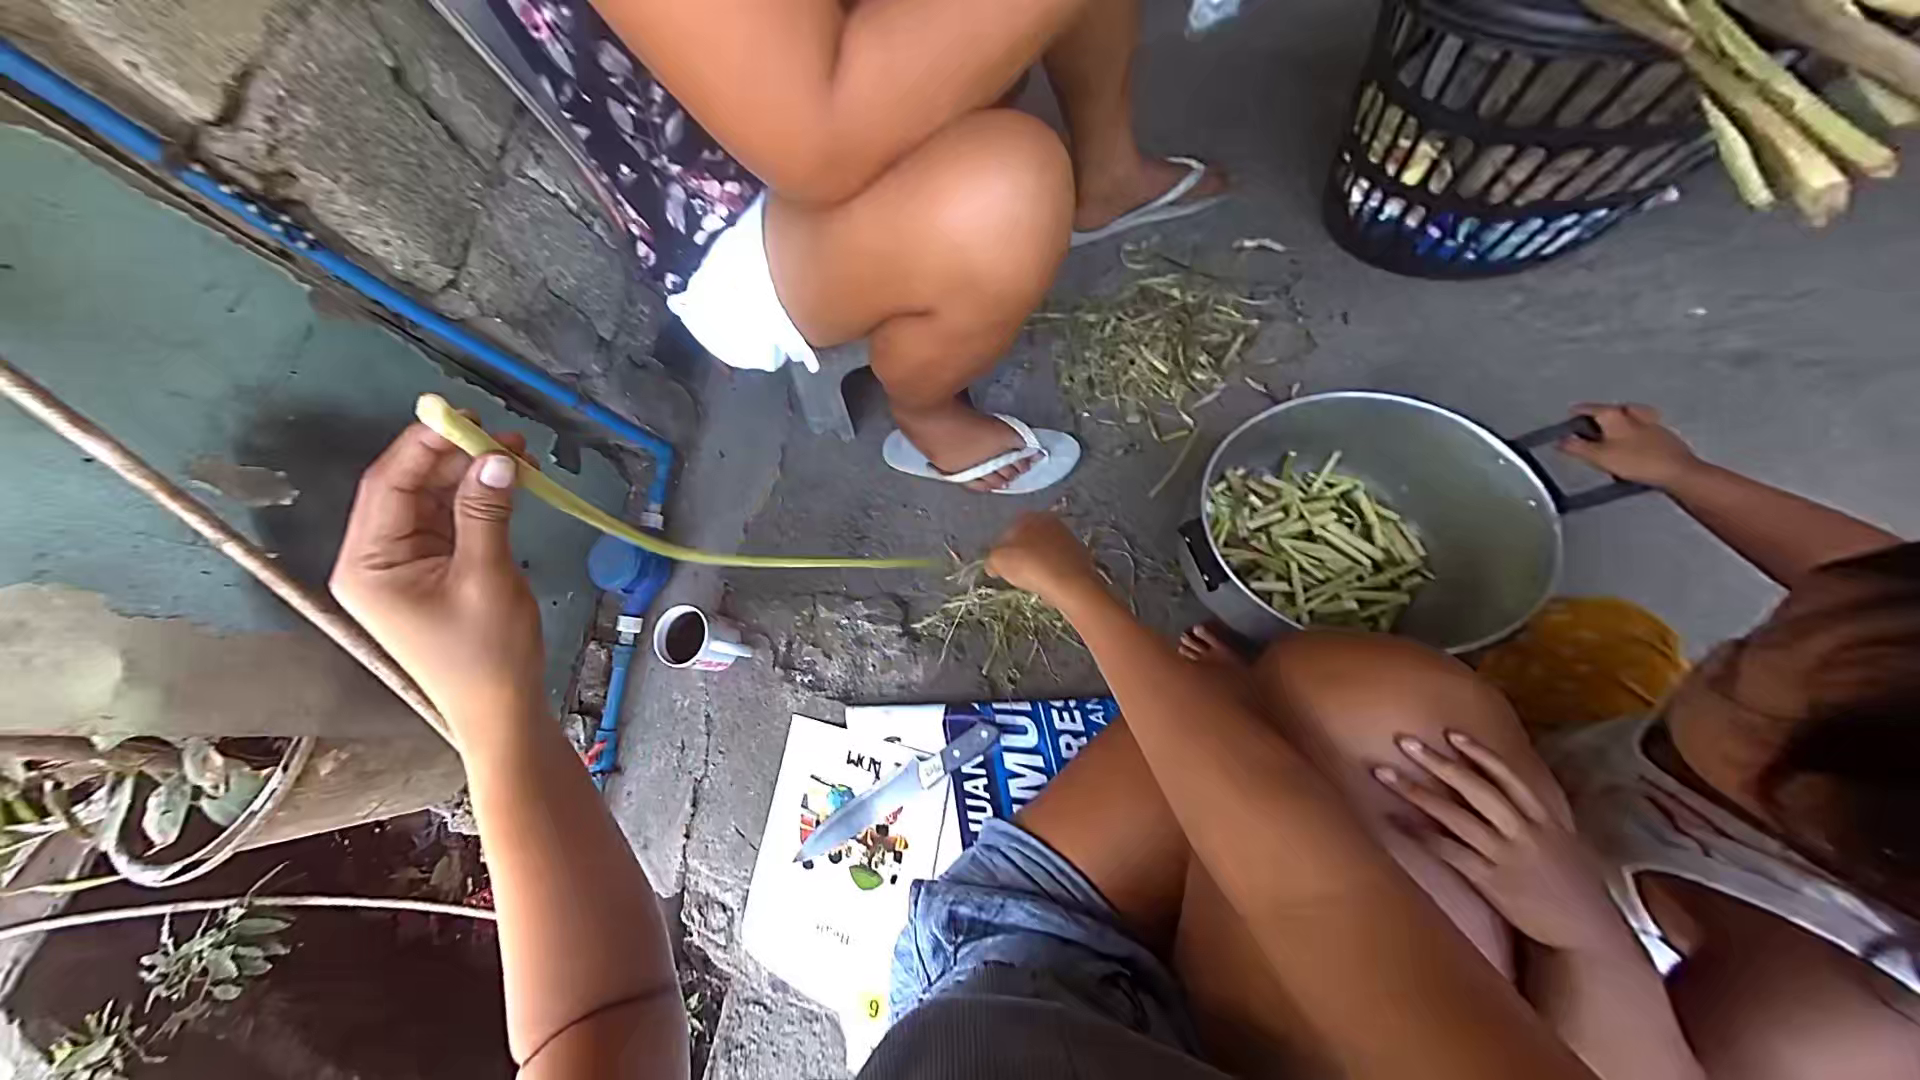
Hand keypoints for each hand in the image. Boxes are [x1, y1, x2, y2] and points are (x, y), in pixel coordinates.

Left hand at [329, 421, 544, 746]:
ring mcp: (410, 564)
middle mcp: (379, 557)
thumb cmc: (487, 650)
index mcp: (369, 561)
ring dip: (475, 479)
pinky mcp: (440, 571)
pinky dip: (483, 502)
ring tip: (521, 457)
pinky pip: (457, 523)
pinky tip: (511, 486)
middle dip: (457, 460)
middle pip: (411, 490)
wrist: (502, 706)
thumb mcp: (488, 576)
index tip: (464, 417)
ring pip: (437, 503)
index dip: (424, 446)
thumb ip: (485, 514)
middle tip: (508, 438)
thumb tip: (497, 460)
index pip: (388, 486)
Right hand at [985, 513, 1101, 604]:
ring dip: (1037, 563)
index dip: (1001, 550)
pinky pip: (1058, 562)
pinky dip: (1052, 571)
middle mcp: (1049, 520)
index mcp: (1028, 516)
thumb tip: (994, 565)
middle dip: (1021, 555)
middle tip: (1015, 573)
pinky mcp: (1080, 553)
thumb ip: (992, 560)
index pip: (1007, 532)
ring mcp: (1067, 536)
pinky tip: (1049, 583)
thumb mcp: (998, 561)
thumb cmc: (1029, 565)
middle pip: (1027, 540)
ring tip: (1033, 581)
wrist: (1070, 582)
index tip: (1000, 566)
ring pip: (1043, 551)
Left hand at [1376, 732, 1626, 954]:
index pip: (1510, 778)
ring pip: (1454, 815)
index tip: (1450, 733)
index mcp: (1546, 822)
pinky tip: (1392, 819)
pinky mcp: (1492, 881)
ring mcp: (1507, 857)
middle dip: (1439, 762)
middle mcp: (1526, 834)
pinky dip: (1419, 834)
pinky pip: (1448, 851)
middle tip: (1404, 740)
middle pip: (1476, 789)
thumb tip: (1507, 789)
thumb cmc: (1574, 890)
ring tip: (1382, 772)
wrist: (1591, 942)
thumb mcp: (1566, 845)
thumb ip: (1535, 817)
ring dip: (1415, 791)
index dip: (1480, 754)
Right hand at [1556, 403, 1701, 488]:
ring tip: (1617, 425)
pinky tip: (1634, 439)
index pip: (1597, 409)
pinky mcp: (1667, 439)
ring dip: (1626, 417)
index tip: (1571, 410)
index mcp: (1618, 419)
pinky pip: (1648, 428)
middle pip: (1623, 408)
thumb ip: (1576, 447)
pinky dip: (1638, 429)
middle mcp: (1637, 418)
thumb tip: (1559, 440)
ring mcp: (1656, 428)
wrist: (1678, 471)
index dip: (1582, 409)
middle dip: (1609, 409)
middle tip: (1598, 415)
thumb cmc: (1634, 461)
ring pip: (1638, 416)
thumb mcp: (1597, 456)